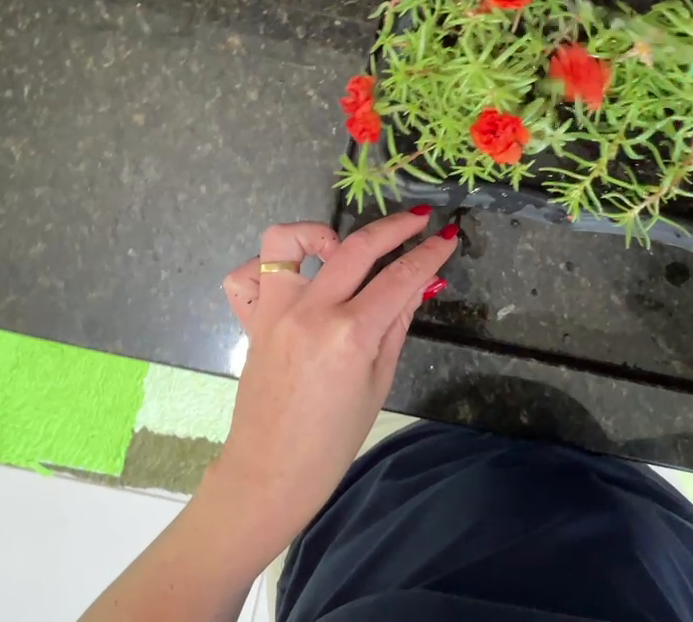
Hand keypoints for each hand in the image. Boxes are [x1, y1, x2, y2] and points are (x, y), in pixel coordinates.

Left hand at [208, 209, 455, 556]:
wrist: (271, 473)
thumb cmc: (335, 440)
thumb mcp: (379, 381)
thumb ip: (398, 322)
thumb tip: (421, 280)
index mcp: (350, 335)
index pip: (400, 277)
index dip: (430, 253)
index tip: (447, 237)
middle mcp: (311, 312)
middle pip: (356, 247)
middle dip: (395, 226)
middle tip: (420, 219)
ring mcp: (274, 312)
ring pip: (287, 241)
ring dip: (319, 232)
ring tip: (340, 245)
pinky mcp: (251, 319)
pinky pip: (246, 276)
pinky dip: (266, 267)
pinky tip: (294, 278)